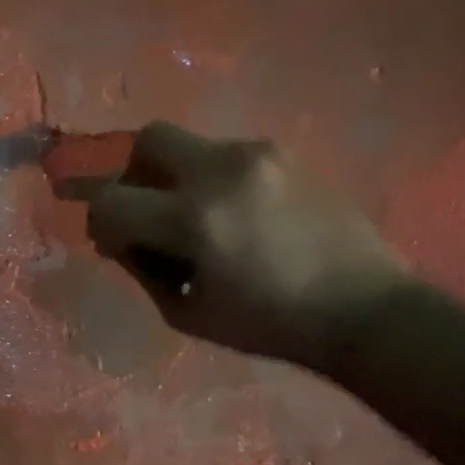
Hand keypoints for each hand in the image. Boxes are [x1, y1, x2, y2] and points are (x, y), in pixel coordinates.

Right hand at [76, 121, 409, 372]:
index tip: (114, 245)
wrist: (364, 307)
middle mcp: (222, 171)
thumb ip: (143, 268)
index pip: (111, 200)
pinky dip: (211, 181)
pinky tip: (234, 218)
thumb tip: (122, 238)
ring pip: (190, 144)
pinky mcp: (286, 154)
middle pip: (148, 140)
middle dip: (134, 176)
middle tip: (147, 213)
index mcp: (194, 219)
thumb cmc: (268, 324)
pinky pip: (226, 155)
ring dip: (176, 178)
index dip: (100, 223)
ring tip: (198, 224)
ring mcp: (259, 154)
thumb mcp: (186, 313)